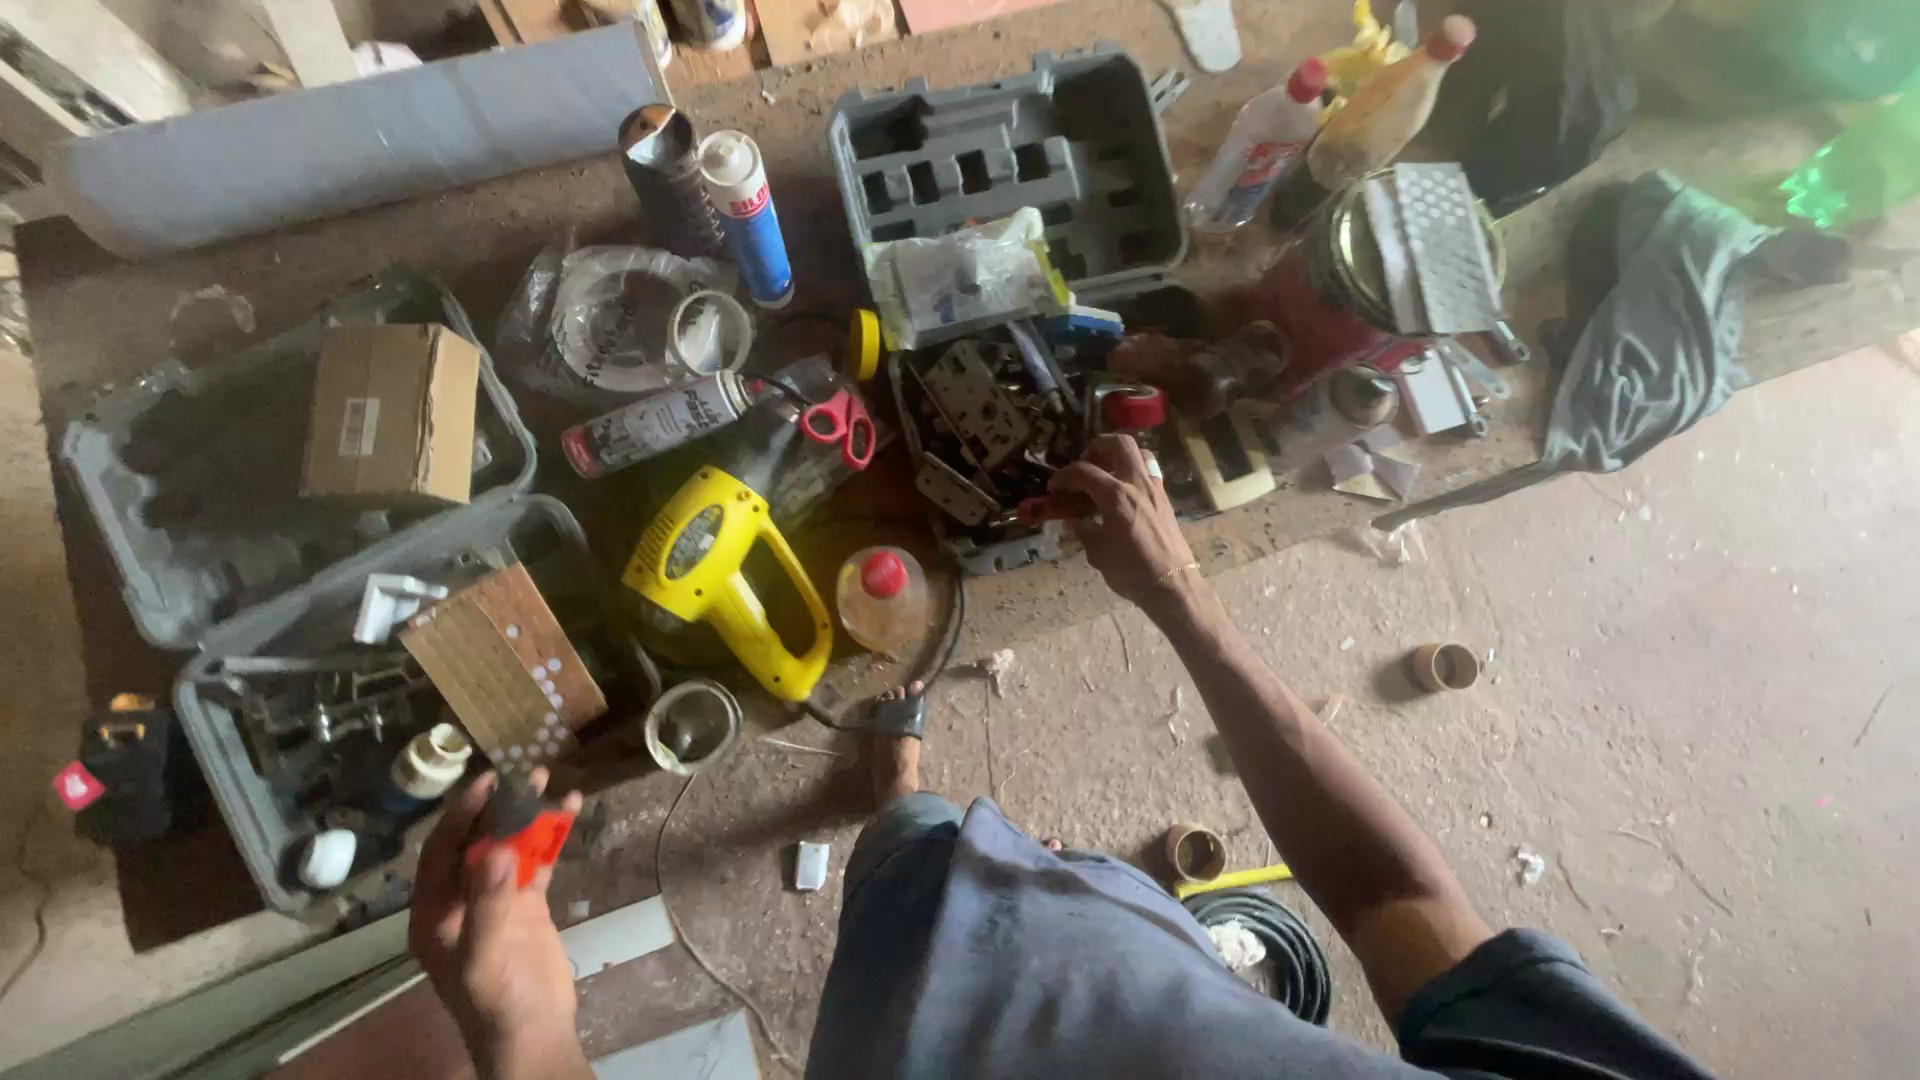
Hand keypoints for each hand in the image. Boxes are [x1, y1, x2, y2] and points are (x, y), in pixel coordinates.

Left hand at [411, 768, 585, 1073]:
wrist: (534, 1032)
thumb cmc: (496, 1000)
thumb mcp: (484, 955)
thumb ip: (487, 903)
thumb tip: (494, 849)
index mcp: (434, 913)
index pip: (441, 851)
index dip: (460, 815)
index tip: (487, 781)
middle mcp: (460, 900)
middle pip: (476, 841)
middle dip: (498, 806)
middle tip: (526, 773)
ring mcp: (496, 899)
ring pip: (509, 845)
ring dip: (528, 816)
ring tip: (551, 782)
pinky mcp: (526, 904)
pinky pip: (537, 860)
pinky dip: (552, 836)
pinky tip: (571, 811)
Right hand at [1050, 434, 1200, 617]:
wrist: (1171, 584)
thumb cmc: (1130, 571)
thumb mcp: (1097, 552)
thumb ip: (1082, 529)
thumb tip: (1072, 519)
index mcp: (1115, 496)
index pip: (1083, 472)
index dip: (1063, 476)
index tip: (1054, 488)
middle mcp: (1137, 484)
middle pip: (1119, 444)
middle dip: (1096, 447)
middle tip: (1084, 464)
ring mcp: (1155, 489)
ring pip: (1139, 452)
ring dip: (1119, 455)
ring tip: (1106, 472)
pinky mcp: (1164, 499)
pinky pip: (1149, 471)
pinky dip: (1133, 471)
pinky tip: (1123, 491)